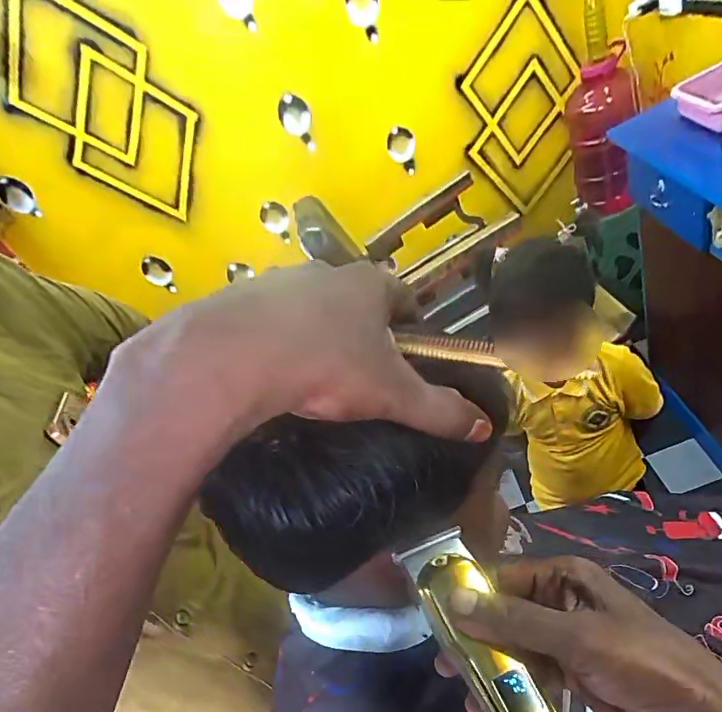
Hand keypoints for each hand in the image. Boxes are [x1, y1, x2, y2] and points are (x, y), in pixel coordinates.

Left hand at [107, 261, 489, 441]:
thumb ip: (438, 410)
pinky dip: (277, 343)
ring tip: (317, 376)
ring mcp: (277, 283)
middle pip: (354, 299)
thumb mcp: (392, 394)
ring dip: (317, 333)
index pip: (402, 295)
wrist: (237, 356)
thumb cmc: (329, 366)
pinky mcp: (238, 302)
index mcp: (368, 285)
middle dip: (363, 329)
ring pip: (309, 307)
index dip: (411, 321)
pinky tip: (274, 374)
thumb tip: (484, 428)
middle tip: (365, 371)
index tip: (411, 350)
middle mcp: (324, 273)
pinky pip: (268, 322)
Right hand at [438, 556, 721, 711]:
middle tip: (444, 663)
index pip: (504, 577)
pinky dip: (511, 688)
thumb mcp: (574, 637)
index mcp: (566, 577)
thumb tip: (454, 600)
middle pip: (504, 613)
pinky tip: (490, 707)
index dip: (468, 594)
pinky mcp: (569, 672)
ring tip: (465, 692)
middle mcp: (561, 601)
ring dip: (490, 668)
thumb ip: (513, 620)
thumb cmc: (638, 660)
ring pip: (513, 647)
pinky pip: (530, 674)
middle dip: (474, 638)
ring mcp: (565, 639)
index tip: (434, 619)